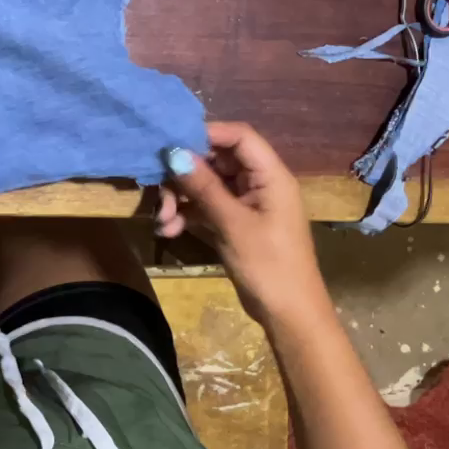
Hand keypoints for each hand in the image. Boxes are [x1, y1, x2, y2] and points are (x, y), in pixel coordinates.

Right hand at [159, 122, 327, 325]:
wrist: (289, 315)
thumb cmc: (269, 265)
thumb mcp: (232, 224)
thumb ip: (203, 187)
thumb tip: (172, 153)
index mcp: (270, 176)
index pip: (239, 137)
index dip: (206, 133)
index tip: (170, 142)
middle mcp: (258, 183)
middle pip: (216, 160)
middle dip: (185, 174)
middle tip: (160, 191)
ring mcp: (245, 203)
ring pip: (206, 184)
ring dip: (181, 198)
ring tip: (163, 219)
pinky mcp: (234, 222)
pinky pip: (205, 206)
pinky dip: (186, 215)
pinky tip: (168, 230)